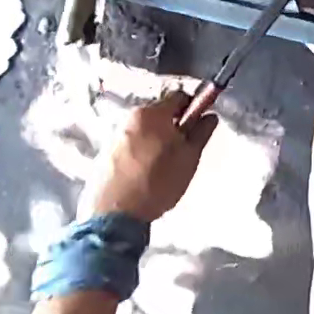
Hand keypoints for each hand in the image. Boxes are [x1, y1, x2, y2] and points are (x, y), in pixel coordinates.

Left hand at [87, 91, 213, 222]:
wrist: (114, 216)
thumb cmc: (157, 182)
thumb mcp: (190, 157)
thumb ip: (202, 132)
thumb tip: (210, 116)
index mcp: (152, 114)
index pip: (180, 97)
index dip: (195, 108)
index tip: (199, 125)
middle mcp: (129, 118)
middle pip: (161, 113)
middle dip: (175, 126)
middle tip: (184, 149)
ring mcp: (113, 136)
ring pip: (146, 130)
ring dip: (158, 140)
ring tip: (165, 165)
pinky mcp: (103, 154)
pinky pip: (131, 144)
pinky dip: (142, 151)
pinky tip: (146, 173)